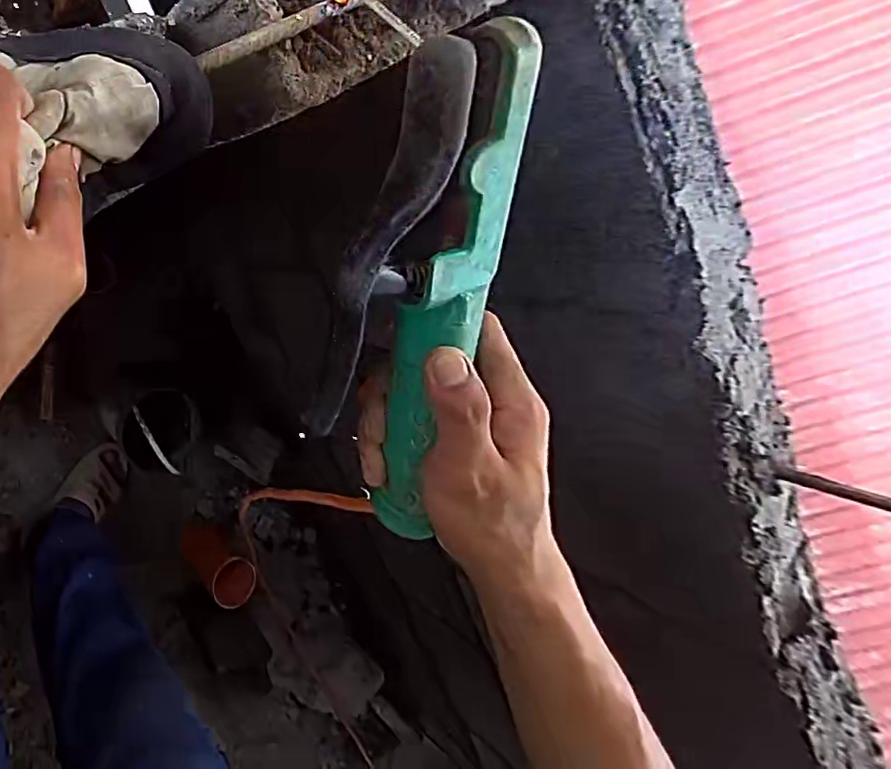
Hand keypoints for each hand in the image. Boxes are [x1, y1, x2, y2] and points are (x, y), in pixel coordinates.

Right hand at [357, 312, 555, 589]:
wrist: (500, 571)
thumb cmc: (494, 526)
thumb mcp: (473, 468)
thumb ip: (460, 410)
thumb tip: (444, 356)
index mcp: (510, 398)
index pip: (480, 328)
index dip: (442, 319)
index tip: (403, 336)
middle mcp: (488, 397)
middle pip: (428, 358)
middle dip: (393, 389)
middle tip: (382, 423)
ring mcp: (463, 414)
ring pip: (408, 387)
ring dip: (382, 419)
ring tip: (379, 457)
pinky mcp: (443, 431)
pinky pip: (404, 414)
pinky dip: (386, 436)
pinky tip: (384, 464)